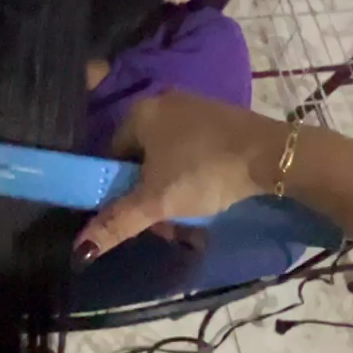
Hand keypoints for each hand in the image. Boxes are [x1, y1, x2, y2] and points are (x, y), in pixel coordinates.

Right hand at [74, 91, 288, 261]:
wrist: (273, 157)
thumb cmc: (204, 172)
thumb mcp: (156, 202)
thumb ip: (116, 223)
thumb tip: (79, 250)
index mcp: (139, 113)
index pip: (112, 156)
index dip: (119, 190)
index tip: (136, 215)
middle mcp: (163, 103)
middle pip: (142, 159)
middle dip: (150, 195)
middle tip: (165, 222)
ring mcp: (196, 109)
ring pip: (169, 159)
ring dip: (173, 191)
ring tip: (189, 217)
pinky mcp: (222, 120)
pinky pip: (195, 151)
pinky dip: (196, 176)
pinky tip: (210, 195)